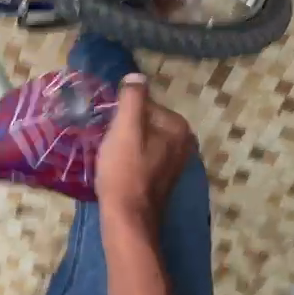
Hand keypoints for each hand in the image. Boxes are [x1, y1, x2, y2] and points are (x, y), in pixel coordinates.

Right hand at [95, 74, 194, 233]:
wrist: (127, 218)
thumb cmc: (125, 171)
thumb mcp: (125, 129)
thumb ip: (133, 98)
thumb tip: (136, 76)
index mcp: (179, 127)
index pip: (145, 104)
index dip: (123, 114)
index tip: (111, 129)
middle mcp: (184, 143)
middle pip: (145, 121)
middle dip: (125, 128)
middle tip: (108, 142)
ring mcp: (176, 162)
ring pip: (143, 139)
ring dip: (125, 143)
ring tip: (110, 155)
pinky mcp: (164, 178)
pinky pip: (144, 156)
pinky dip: (131, 158)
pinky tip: (117, 168)